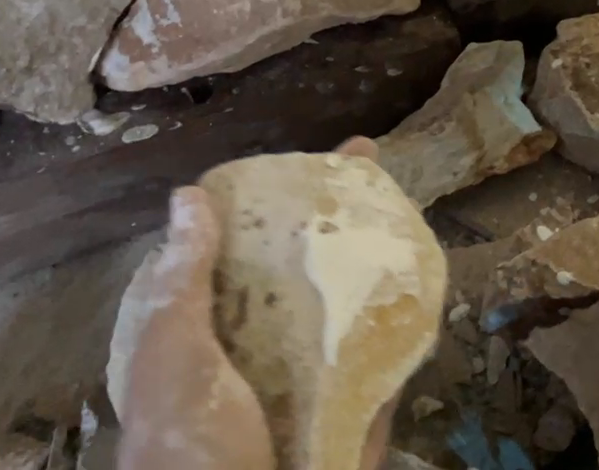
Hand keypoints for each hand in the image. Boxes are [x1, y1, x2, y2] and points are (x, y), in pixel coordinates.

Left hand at [114, 138, 391, 469]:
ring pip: (345, 298)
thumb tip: (187, 195)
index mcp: (217, 326)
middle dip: (337, 213)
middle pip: (307, 260)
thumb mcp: (174, 358)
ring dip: (373, 257)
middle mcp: (264, 341)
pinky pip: (377, 351)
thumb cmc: (192, 447)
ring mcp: (311, 372)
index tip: (308, 157)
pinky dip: (397, 318)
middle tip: (371, 169)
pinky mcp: (349, 402)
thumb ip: (183, 284)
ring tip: (404, 210)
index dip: (277, 194)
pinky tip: (423, 281)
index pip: (249, 242)